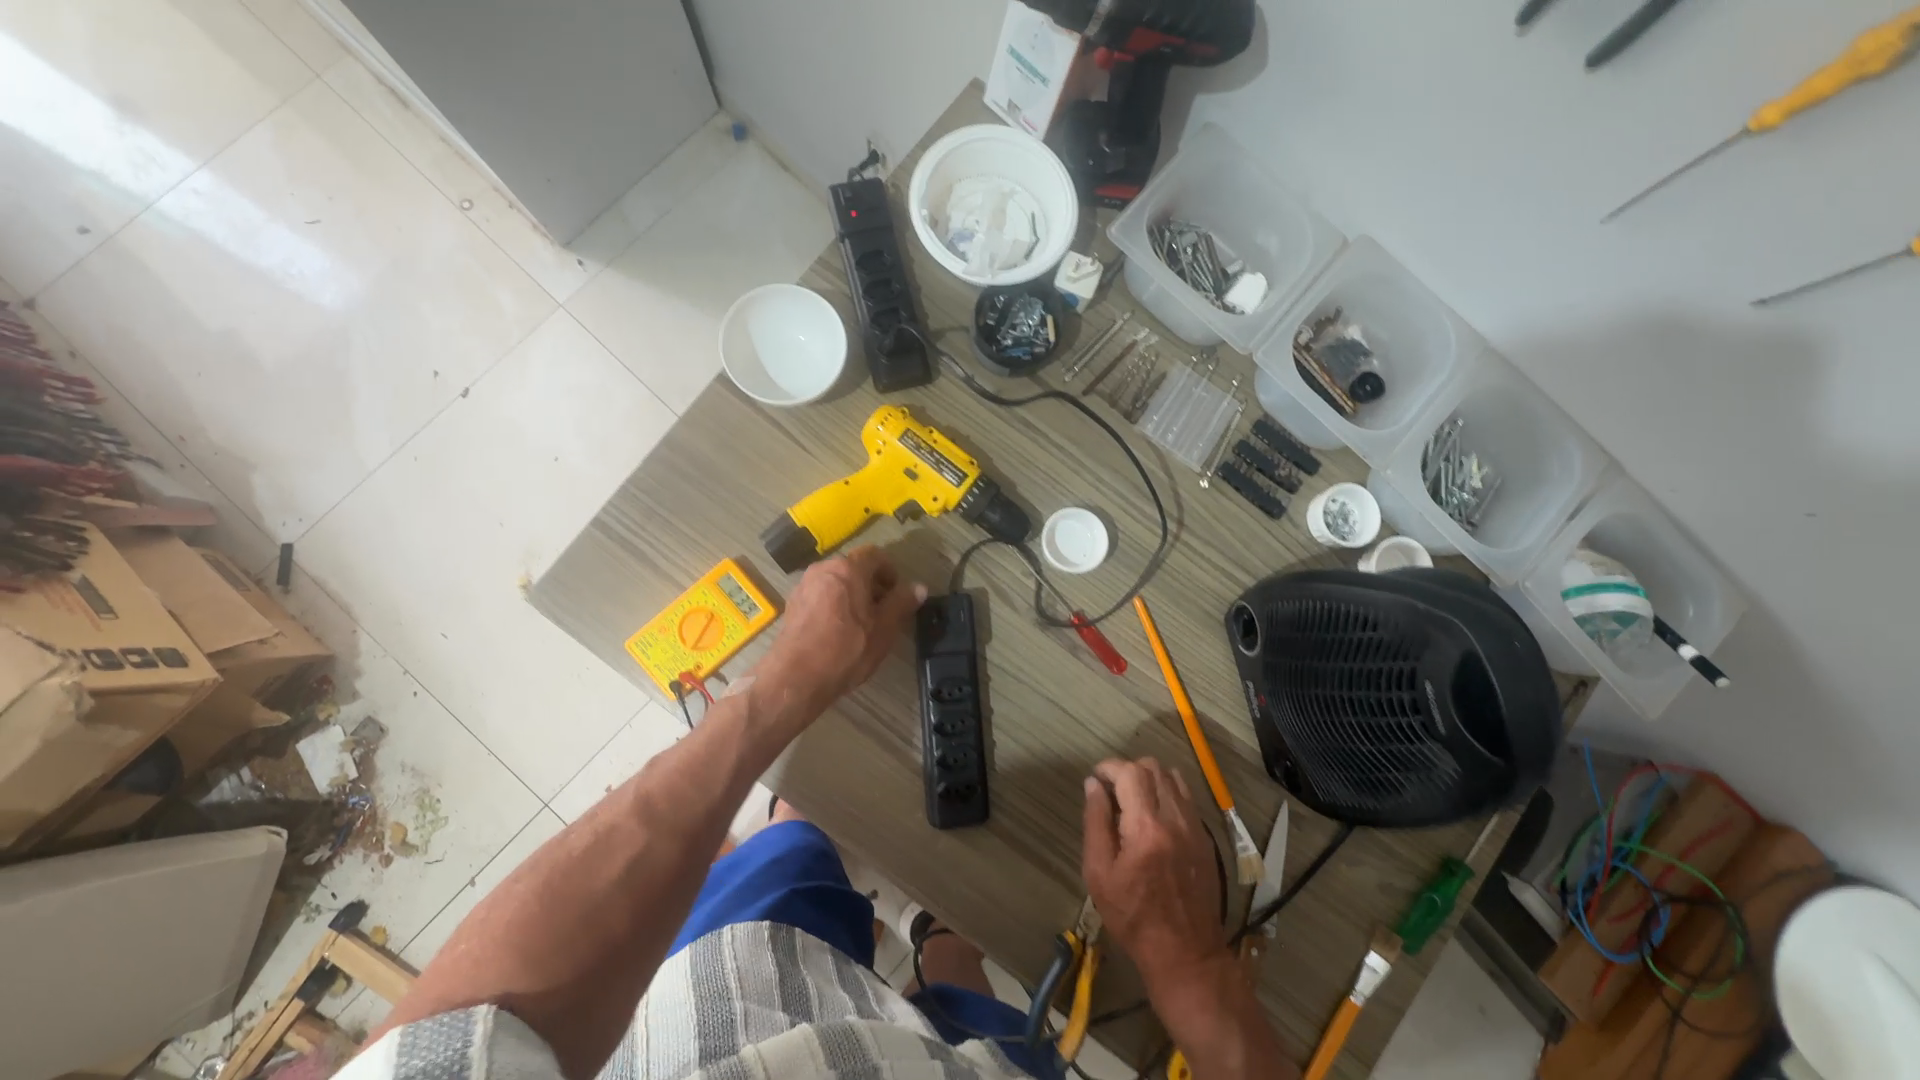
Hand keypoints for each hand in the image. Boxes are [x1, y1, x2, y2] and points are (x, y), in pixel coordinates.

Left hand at [752, 547, 924, 733]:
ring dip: (852, 594)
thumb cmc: (847, 650)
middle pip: (853, 567)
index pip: (875, 555)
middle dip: (871, 583)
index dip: (890, 571)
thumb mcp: (884, 628)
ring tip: (861, 622)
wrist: (797, 677)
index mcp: (848, 569)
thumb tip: (919, 587)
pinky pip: (820, 594)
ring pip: (835, 581)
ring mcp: (804, 586)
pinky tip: (838, 630)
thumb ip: (902, 603)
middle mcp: (823, 569)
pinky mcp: (792, 604)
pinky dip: (833, 603)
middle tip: (882, 609)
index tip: (896, 593)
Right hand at [1081, 758, 1225, 988]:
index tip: (1095, 778)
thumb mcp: (1100, 873)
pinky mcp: (1206, 837)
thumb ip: (1096, 823)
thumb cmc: (1133, 917)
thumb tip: (1092, 786)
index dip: (1109, 767)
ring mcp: (1196, 827)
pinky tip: (1153, 818)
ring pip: (1173, 778)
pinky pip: (1186, 798)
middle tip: (1111, 792)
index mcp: (1146, 827)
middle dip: (1128, 770)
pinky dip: (1167, 794)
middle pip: (1153, 768)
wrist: (1185, 952)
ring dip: (1149, 780)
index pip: (1129, 773)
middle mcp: (1175, 818)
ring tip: (1132, 803)